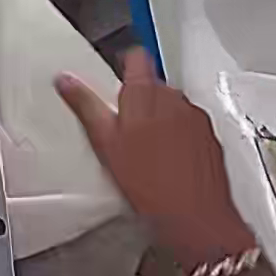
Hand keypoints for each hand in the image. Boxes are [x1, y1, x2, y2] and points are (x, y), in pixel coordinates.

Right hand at [55, 50, 254, 270]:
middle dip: (140, 99)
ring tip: (146, 151)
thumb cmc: (150, 184)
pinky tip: (167, 162)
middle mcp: (173, 98)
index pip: (136, 56)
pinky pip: (189, 125)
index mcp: (145, 93)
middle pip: (152, 83)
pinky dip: (179, 136)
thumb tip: (65, 81)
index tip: (117, 78)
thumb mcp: (105, 143)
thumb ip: (85, 105)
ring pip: (171, 105)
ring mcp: (194, 117)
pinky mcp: (210, 137)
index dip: (125, 63)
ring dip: (160, 117)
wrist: (194, 219)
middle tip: (125, 128)